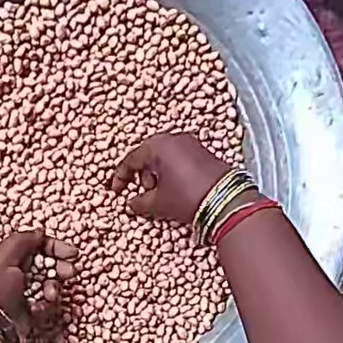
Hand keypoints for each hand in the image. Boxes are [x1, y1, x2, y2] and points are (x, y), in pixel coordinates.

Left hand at [0, 230, 77, 331]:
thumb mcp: (3, 258)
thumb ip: (22, 241)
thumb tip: (39, 233)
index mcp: (5, 258)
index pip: (34, 246)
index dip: (53, 247)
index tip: (71, 253)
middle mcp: (13, 274)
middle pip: (44, 265)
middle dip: (59, 267)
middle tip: (70, 272)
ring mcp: (20, 294)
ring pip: (47, 285)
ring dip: (53, 288)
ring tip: (51, 295)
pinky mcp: (26, 312)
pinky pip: (45, 304)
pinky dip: (45, 305)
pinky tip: (38, 308)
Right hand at [109, 133, 231, 226]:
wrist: (226, 201)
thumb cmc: (187, 197)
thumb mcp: (158, 203)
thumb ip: (139, 202)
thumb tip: (130, 204)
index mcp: (157, 146)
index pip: (131, 160)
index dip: (121, 177)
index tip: (116, 191)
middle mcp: (174, 138)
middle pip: (148, 156)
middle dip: (143, 177)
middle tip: (145, 195)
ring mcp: (191, 144)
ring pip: (165, 158)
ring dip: (158, 176)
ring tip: (163, 195)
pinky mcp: (204, 152)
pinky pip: (179, 160)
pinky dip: (172, 173)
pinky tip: (177, 190)